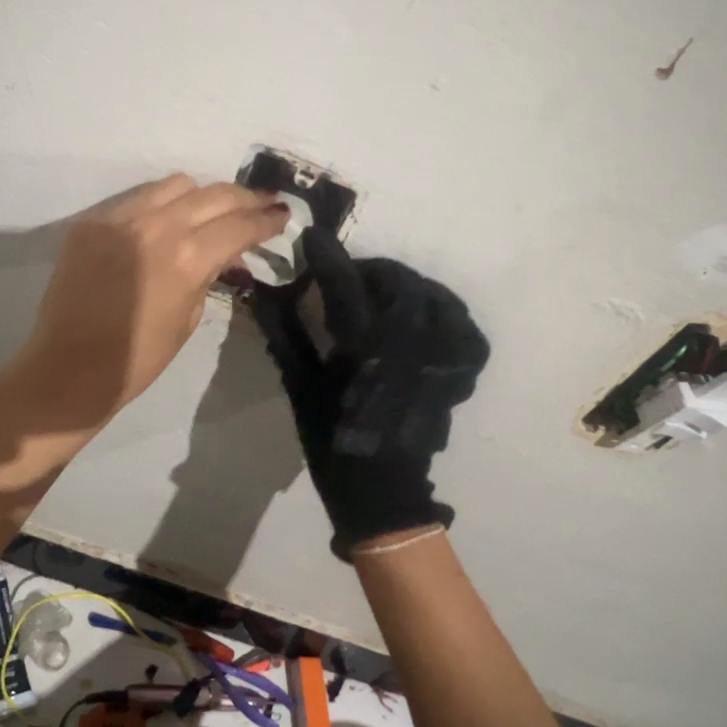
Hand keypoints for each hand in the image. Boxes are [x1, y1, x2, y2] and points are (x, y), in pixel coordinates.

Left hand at [8, 174, 286, 427]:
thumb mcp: (188, 318)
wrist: (69, 368)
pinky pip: (138, 199)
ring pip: (175, 185)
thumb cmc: (139, 359)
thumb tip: (225, 254)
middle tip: (263, 203)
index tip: (282, 216)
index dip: (266, 220)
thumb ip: (209, 274)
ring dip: (203, 195)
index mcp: (187, 258)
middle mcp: (156, 226)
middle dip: (245, 199)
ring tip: (214, 210)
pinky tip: (169, 222)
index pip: (239, 225)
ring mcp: (120, 219)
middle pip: (214, 195)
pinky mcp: (93, 222)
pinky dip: (162, 205)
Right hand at [251, 228, 489, 558]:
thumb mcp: (301, 389)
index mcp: (363, 349)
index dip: (326, 255)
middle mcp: (408, 343)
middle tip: (349, 275)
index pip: (343, 284)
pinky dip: (443, 312)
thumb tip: (264, 293)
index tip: (313, 235)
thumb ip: (286, 336)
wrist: (382, 491)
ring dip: (405, 286)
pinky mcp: (459, 371)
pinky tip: (425, 316)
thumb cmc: (332, 443)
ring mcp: (440, 356)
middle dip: (369, 270)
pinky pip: (462, 325)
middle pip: (396, 281)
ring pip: (431, 296)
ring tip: (385, 294)